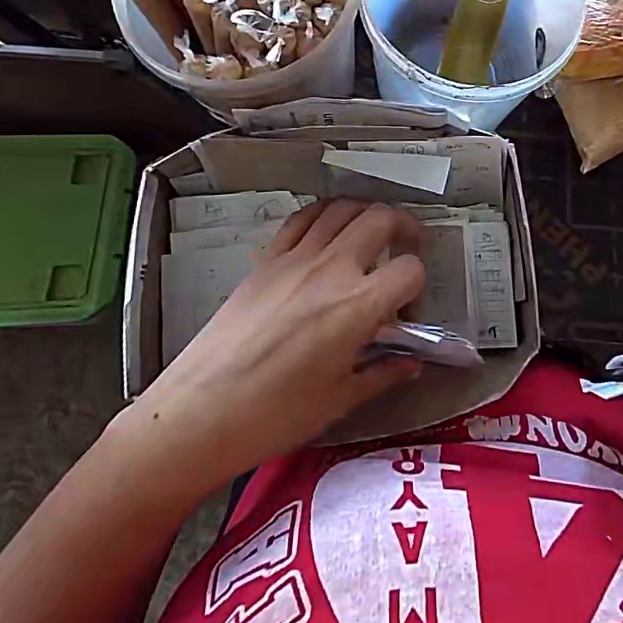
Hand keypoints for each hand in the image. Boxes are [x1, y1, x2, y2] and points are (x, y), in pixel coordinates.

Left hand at [115, 201, 426, 493]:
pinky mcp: (267, 259)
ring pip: (341, 208)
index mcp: (357, 306)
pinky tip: (327, 233)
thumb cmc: (275, 414)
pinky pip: (302, 219)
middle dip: (403, 228)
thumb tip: (410, 364)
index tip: (405, 314)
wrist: (204, 408)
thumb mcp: (339, 400)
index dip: (417, 289)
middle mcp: (331, 269)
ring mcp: (295, 258)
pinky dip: (323, 215)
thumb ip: (382, 373)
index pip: (409, 270)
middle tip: (405, 250)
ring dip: (364, 214)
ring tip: (370, 235)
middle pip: (380, 219)